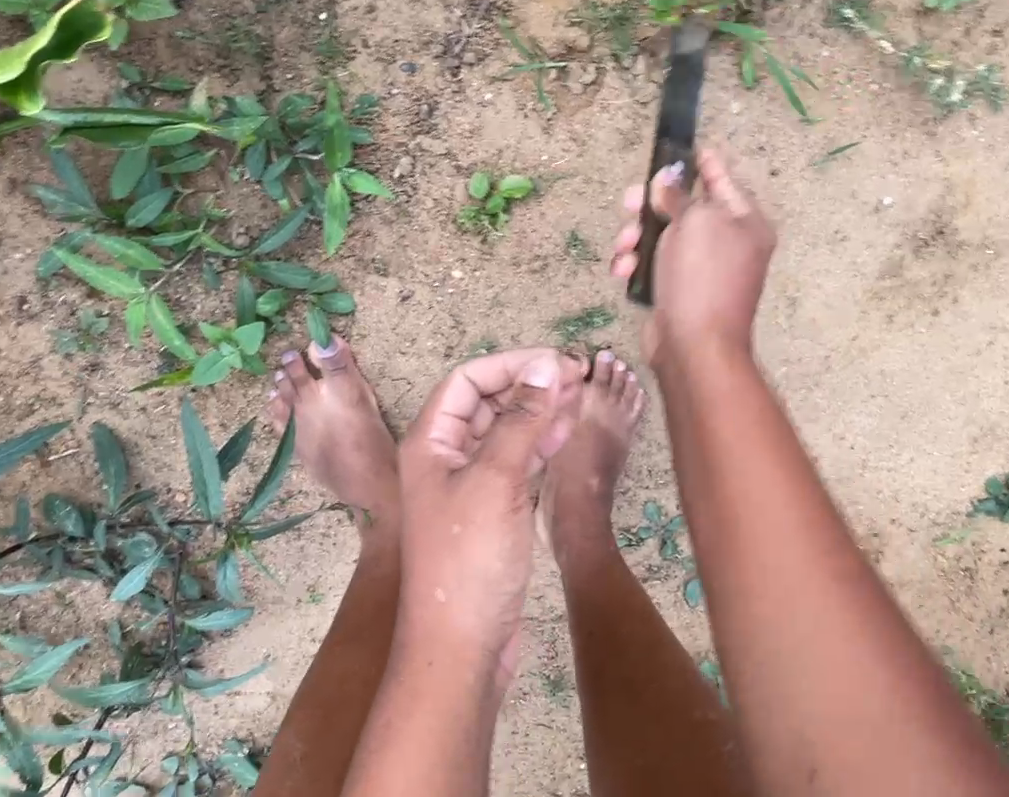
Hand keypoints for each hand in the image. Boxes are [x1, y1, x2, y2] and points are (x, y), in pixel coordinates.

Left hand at [394, 349, 582, 688]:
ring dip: (538, 411)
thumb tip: (545, 366)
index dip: (510, 364)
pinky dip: (540, 444)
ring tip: (578, 395)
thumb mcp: (495, 479)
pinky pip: (517, 462)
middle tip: (575, 376)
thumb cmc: (470, 558)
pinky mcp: (493, 509)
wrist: (462, 646)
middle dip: (527, 384)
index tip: (556, 363)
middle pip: (488, 401)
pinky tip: (566, 431)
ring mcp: (470, 484)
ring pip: (506, 431)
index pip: (468, 380)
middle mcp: (446, 456)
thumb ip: (521, 420)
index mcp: (431, 441)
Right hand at [611, 148, 775, 363]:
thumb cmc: (702, 277)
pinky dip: (637, 264)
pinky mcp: (678, 290)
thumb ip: (679, 195)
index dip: (703, 162)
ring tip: (624, 247)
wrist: (694, 346)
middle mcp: (727, 243)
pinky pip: (654, 264)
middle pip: (684, 208)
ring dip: (637, 237)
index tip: (688, 145)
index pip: (723, 180)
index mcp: (745, 222)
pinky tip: (624, 270)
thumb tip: (667, 180)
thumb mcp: (694, 222)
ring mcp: (703, 269)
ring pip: (662, 236)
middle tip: (630, 201)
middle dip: (652, 205)